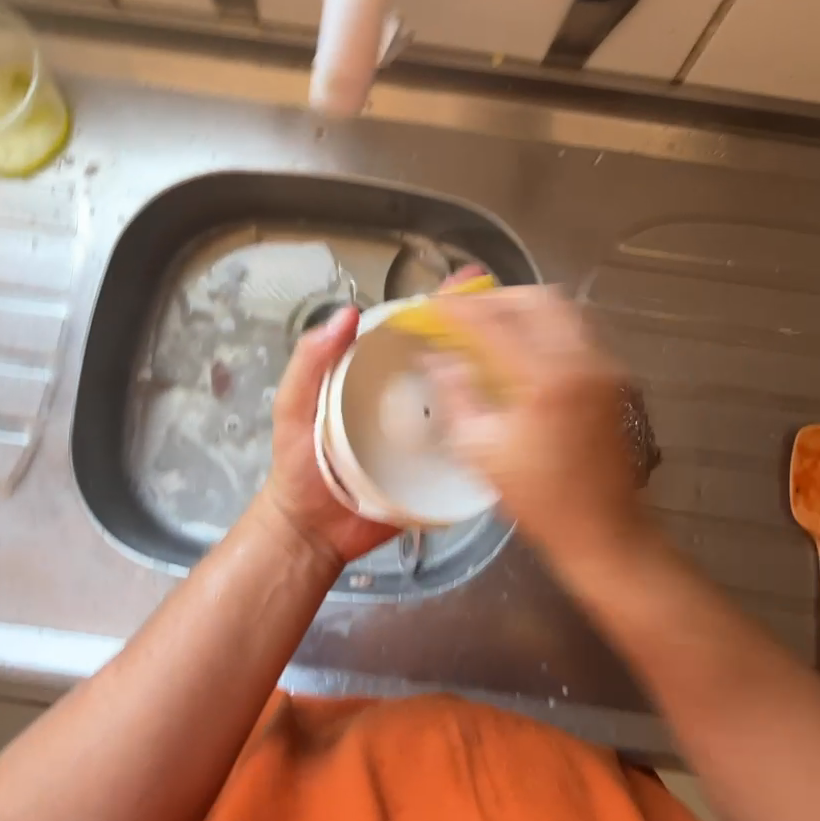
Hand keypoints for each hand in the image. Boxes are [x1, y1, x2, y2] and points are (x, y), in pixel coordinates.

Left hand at [256, 267, 491, 568]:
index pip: (410, 335)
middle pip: (447, 362)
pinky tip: (515, 420)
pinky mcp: (440, 470)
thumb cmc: (299, 468)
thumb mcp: (293, 408)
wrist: (314, 534)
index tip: (470, 286)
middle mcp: (407, 400)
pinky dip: (491, 435)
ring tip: (526, 362)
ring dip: (494, 383)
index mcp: (375, 378)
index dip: (438, 309)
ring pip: (466, 402)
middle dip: (481, 339)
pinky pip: (470, 447)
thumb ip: (309, 364)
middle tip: (514, 319)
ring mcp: (428, 435)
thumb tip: (347, 314)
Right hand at [426, 285, 650, 557]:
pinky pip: (578, 332)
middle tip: (466, 312)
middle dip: (495, 298)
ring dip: (523, 308)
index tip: (432, 305)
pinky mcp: (616, 377)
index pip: (492, 322)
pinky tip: (524, 351)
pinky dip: (546, 328)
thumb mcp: (480, 450)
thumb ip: (456, 393)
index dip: (456, 309)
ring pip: (562, 309)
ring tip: (492, 327)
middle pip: (535, 298)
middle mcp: (581, 360)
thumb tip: (437, 358)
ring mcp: (605, 366)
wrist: (604, 529)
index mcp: (543, 379)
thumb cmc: (538, 499)